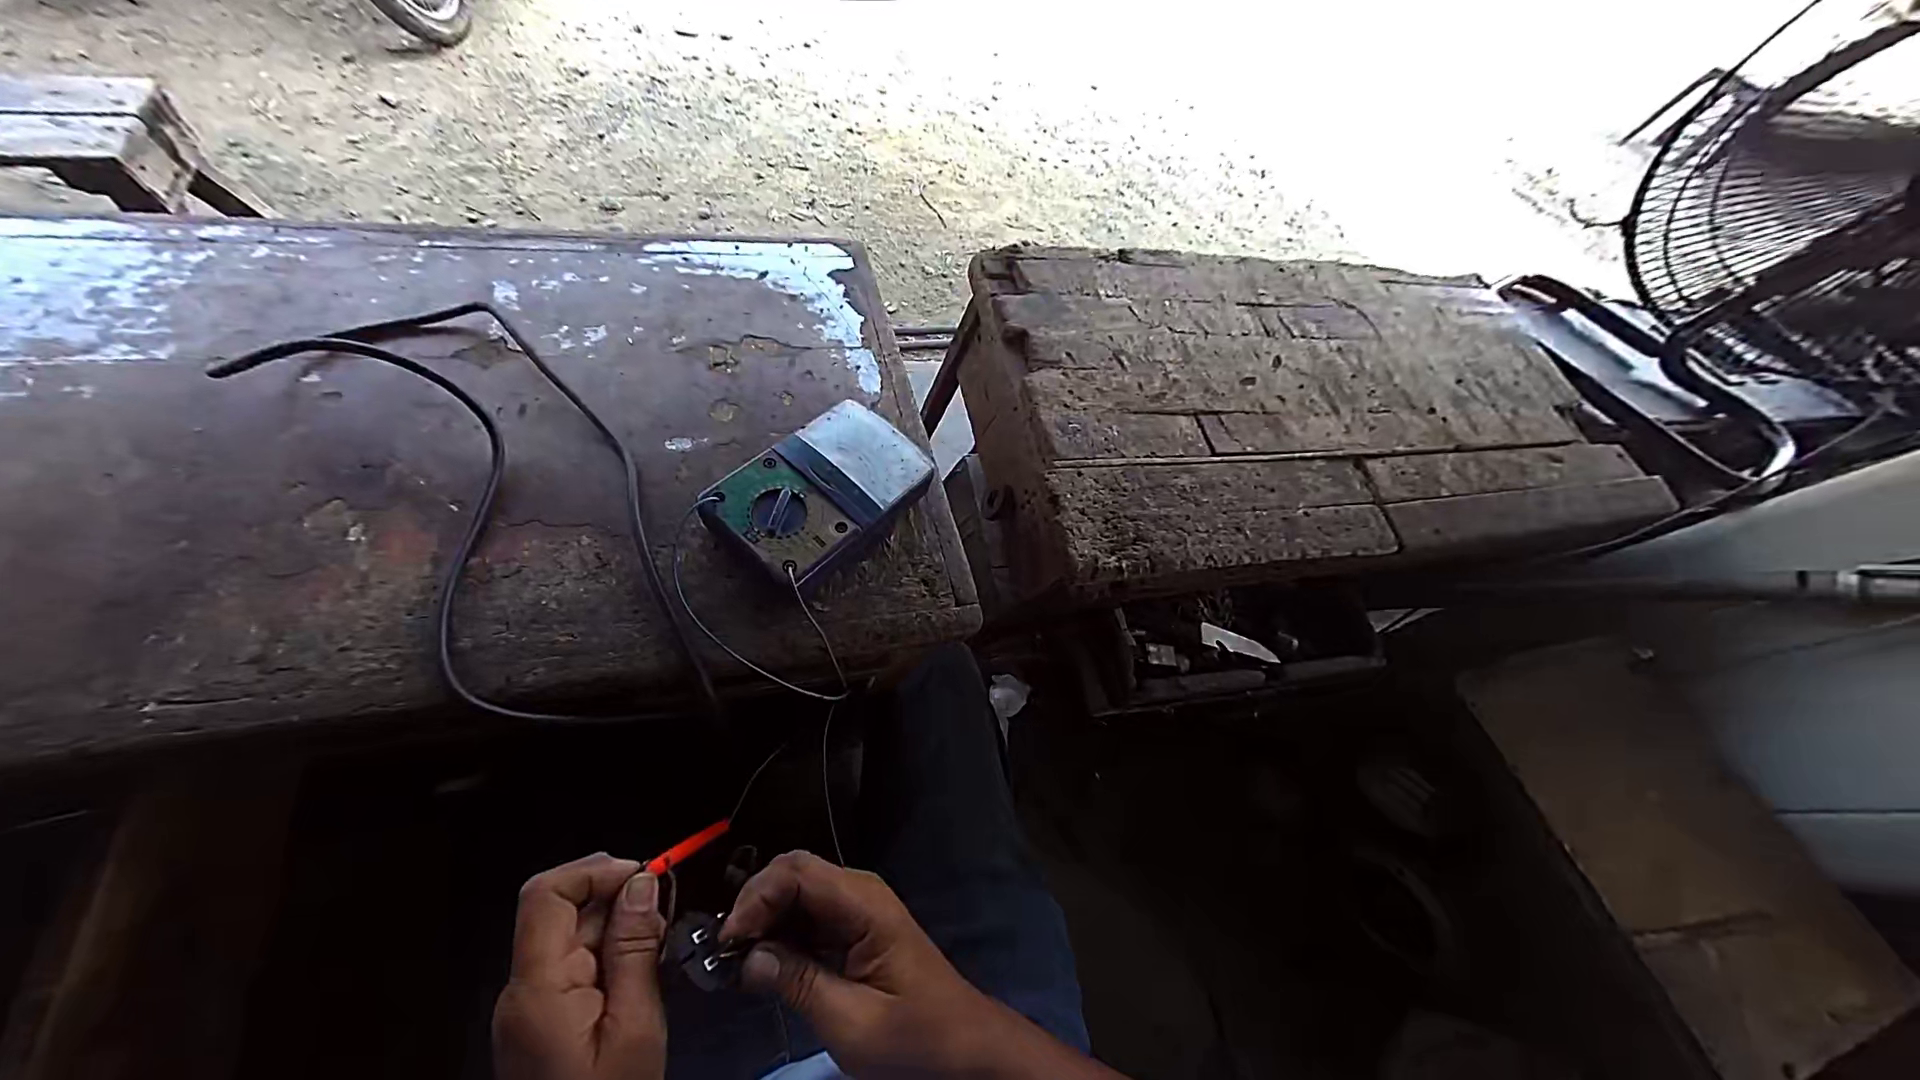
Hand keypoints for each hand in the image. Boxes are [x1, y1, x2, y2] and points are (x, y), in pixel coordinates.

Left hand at [494, 853, 667, 1079]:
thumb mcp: (635, 1028)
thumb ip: (636, 949)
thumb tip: (644, 881)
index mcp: (537, 988)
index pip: (546, 894)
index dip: (596, 871)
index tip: (647, 880)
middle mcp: (524, 986)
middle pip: (562, 906)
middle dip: (618, 895)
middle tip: (664, 917)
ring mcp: (530, 1001)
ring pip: (574, 928)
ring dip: (620, 921)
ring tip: (657, 947)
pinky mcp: (544, 1013)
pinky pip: (576, 957)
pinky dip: (613, 947)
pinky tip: (641, 968)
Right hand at [723, 851, 1120, 1079]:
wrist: (962, 1041)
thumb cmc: (914, 1035)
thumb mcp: (853, 1022)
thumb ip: (799, 984)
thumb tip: (749, 958)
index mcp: (864, 903)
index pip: (798, 872)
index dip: (756, 897)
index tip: (729, 941)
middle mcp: (859, 891)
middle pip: (794, 871)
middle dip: (755, 902)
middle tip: (728, 949)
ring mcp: (857, 906)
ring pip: (797, 889)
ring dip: (764, 916)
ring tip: (738, 957)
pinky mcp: (853, 925)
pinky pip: (808, 913)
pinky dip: (780, 929)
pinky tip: (764, 960)